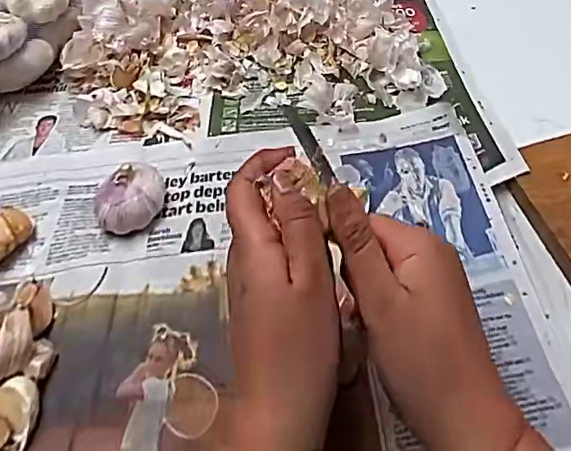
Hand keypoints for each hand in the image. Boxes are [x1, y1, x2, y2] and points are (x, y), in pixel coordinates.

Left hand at [226, 147, 339, 450]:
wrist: (278, 414)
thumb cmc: (298, 350)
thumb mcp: (310, 277)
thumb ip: (299, 225)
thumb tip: (287, 178)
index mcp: (251, 245)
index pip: (242, 186)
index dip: (263, 162)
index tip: (292, 155)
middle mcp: (242, 258)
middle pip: (254, 205)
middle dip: (286, 189)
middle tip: (323, 194)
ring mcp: (247, 281)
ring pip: (266, 231)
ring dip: (294, 219)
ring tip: (329, 228)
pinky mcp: (258, 301)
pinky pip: (273, 257)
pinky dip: (295, 247)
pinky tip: (321, 265)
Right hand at [326, 187, 545, 450]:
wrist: (468, 427)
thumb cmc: (423, 365)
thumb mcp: (379, 299)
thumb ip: (355, 242)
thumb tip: (334, 188)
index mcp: (421, 242)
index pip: (360, 220)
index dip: (338, 246)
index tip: (333, 281)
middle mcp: (433, 251)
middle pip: (370, 241)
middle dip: (353, 270)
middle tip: (353, 308)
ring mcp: (437, 277)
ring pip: (379, 265)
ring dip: (365, 290)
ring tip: (366, 322)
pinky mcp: (436, 300)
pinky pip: (395, 284)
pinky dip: (381, 303)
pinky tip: (381, 329)